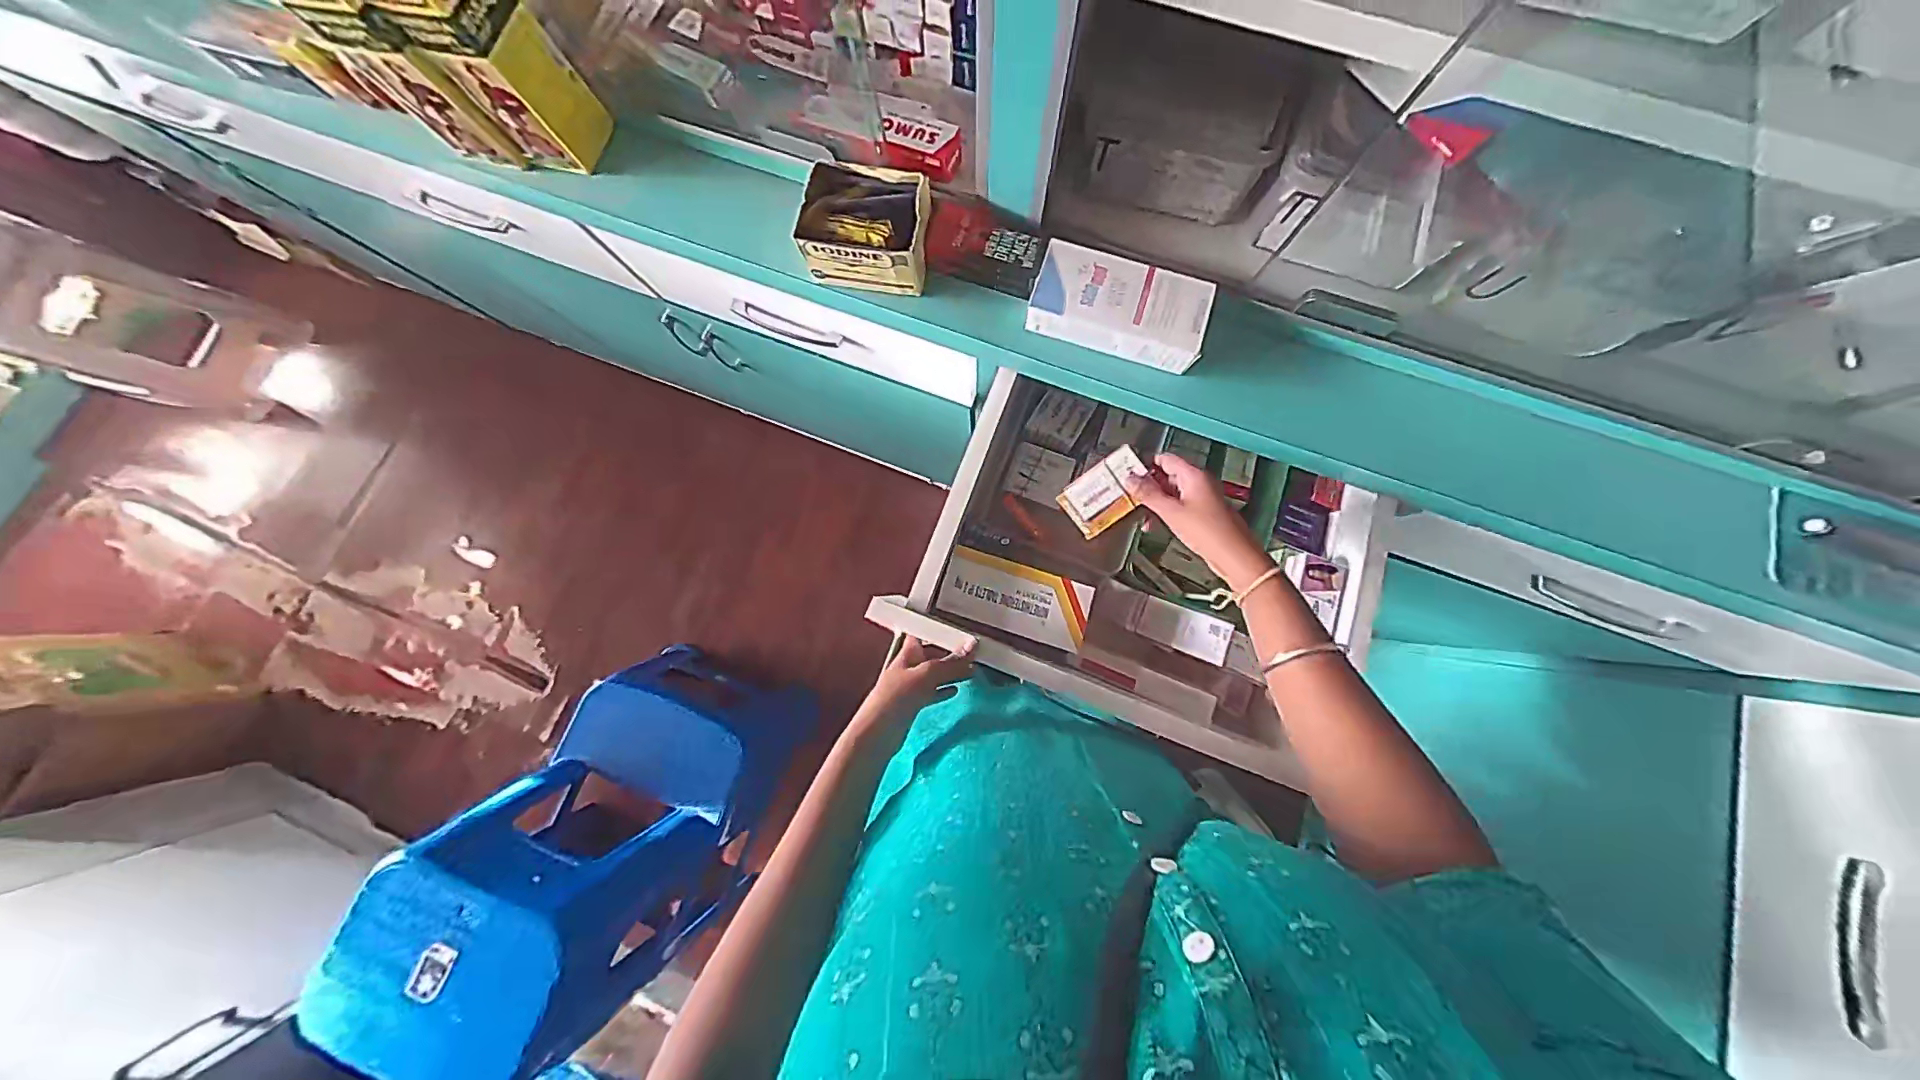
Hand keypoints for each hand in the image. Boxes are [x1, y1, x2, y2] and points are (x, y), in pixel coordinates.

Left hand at [853, 635, 974, 731]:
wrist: (877, 734)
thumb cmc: (894, 698)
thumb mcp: (926, 675)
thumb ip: (949, 663)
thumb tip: (971, 649)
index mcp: (907, 653)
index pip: (923, 632)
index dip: (938, 627)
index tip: (958, 627)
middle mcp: (908, 666)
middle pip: (932, 653)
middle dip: (950, 651)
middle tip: (971, 650)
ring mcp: (910, 686)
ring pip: (934, 673)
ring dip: (951, 671)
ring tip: (970, 668)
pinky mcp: (912, 704)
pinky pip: (932, 692)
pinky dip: (944, 689)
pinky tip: (955, 689)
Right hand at [1128, 454, 1273, 590]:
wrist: (1233, 555)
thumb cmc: (1210, 532)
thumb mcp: (1171, 512)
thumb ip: (1148, 494)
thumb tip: (1131, 480)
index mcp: (1194, 476)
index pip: (1165, 459)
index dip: (1145, 465)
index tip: (1129, 474)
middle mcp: (1199, 483)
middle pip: (1167, 475)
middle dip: (1148, 486)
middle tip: (1131, 496)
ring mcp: (1202, 498)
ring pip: (1172, 492)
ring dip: (1155, 502)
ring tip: (1142, 514)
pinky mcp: (1202, 513)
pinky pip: (1179, 506)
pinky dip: (1166, 512)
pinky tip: (1156, 523)